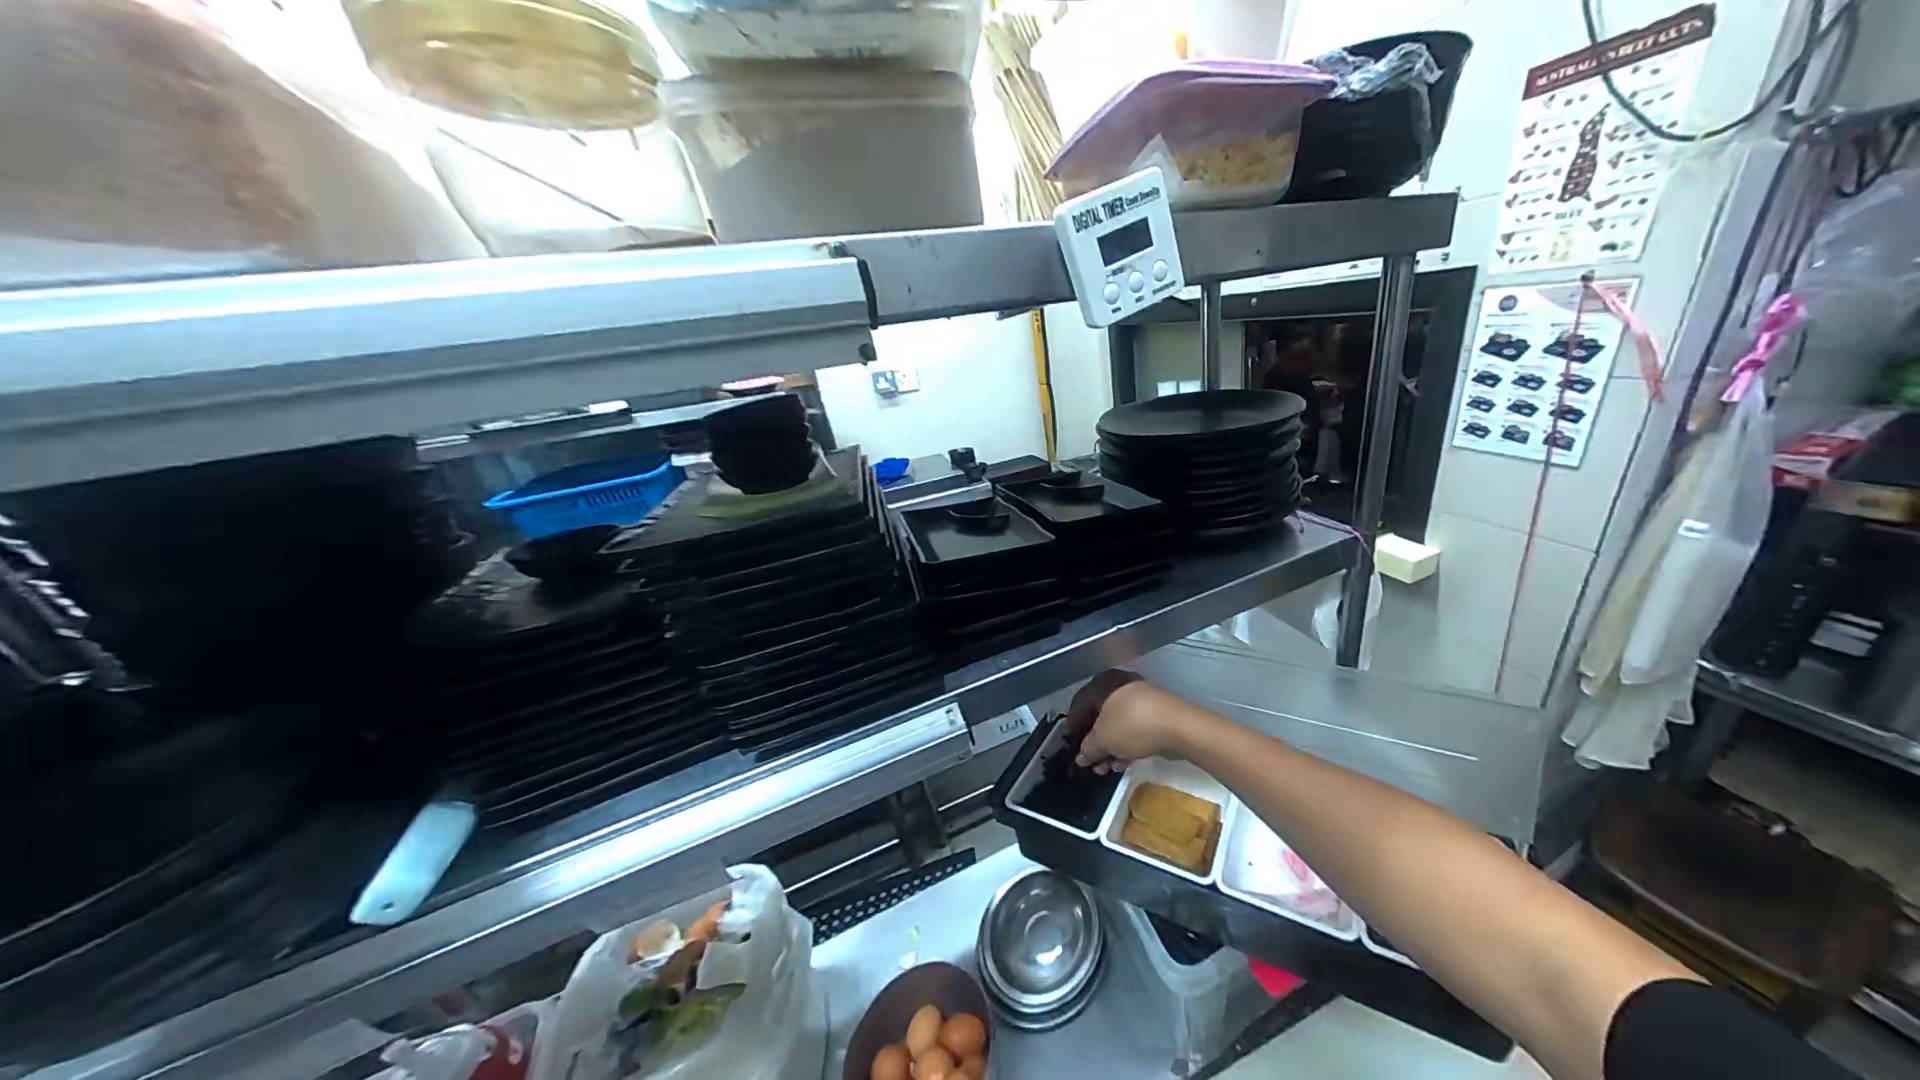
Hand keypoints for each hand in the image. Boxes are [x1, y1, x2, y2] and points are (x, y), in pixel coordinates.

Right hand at [1065, 669, 1188, 771]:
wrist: (1179, 728)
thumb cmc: (1132, 725)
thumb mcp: (1103, 739)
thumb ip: (1088, 748)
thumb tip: (1081, 757)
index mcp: (1104, 683)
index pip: (1081, 702)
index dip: (1073, 724)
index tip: (1070, 743)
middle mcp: (1121, 687)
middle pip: (1101, 716)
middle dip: (1094, 742)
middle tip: (1090, 761)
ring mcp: (1141, 700)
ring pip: (1119, 725)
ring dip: (1110, 748)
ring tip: (1106, 768)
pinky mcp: (1157, 715)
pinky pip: (1135, 730)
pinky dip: (1126, 745)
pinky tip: (1122, 763)